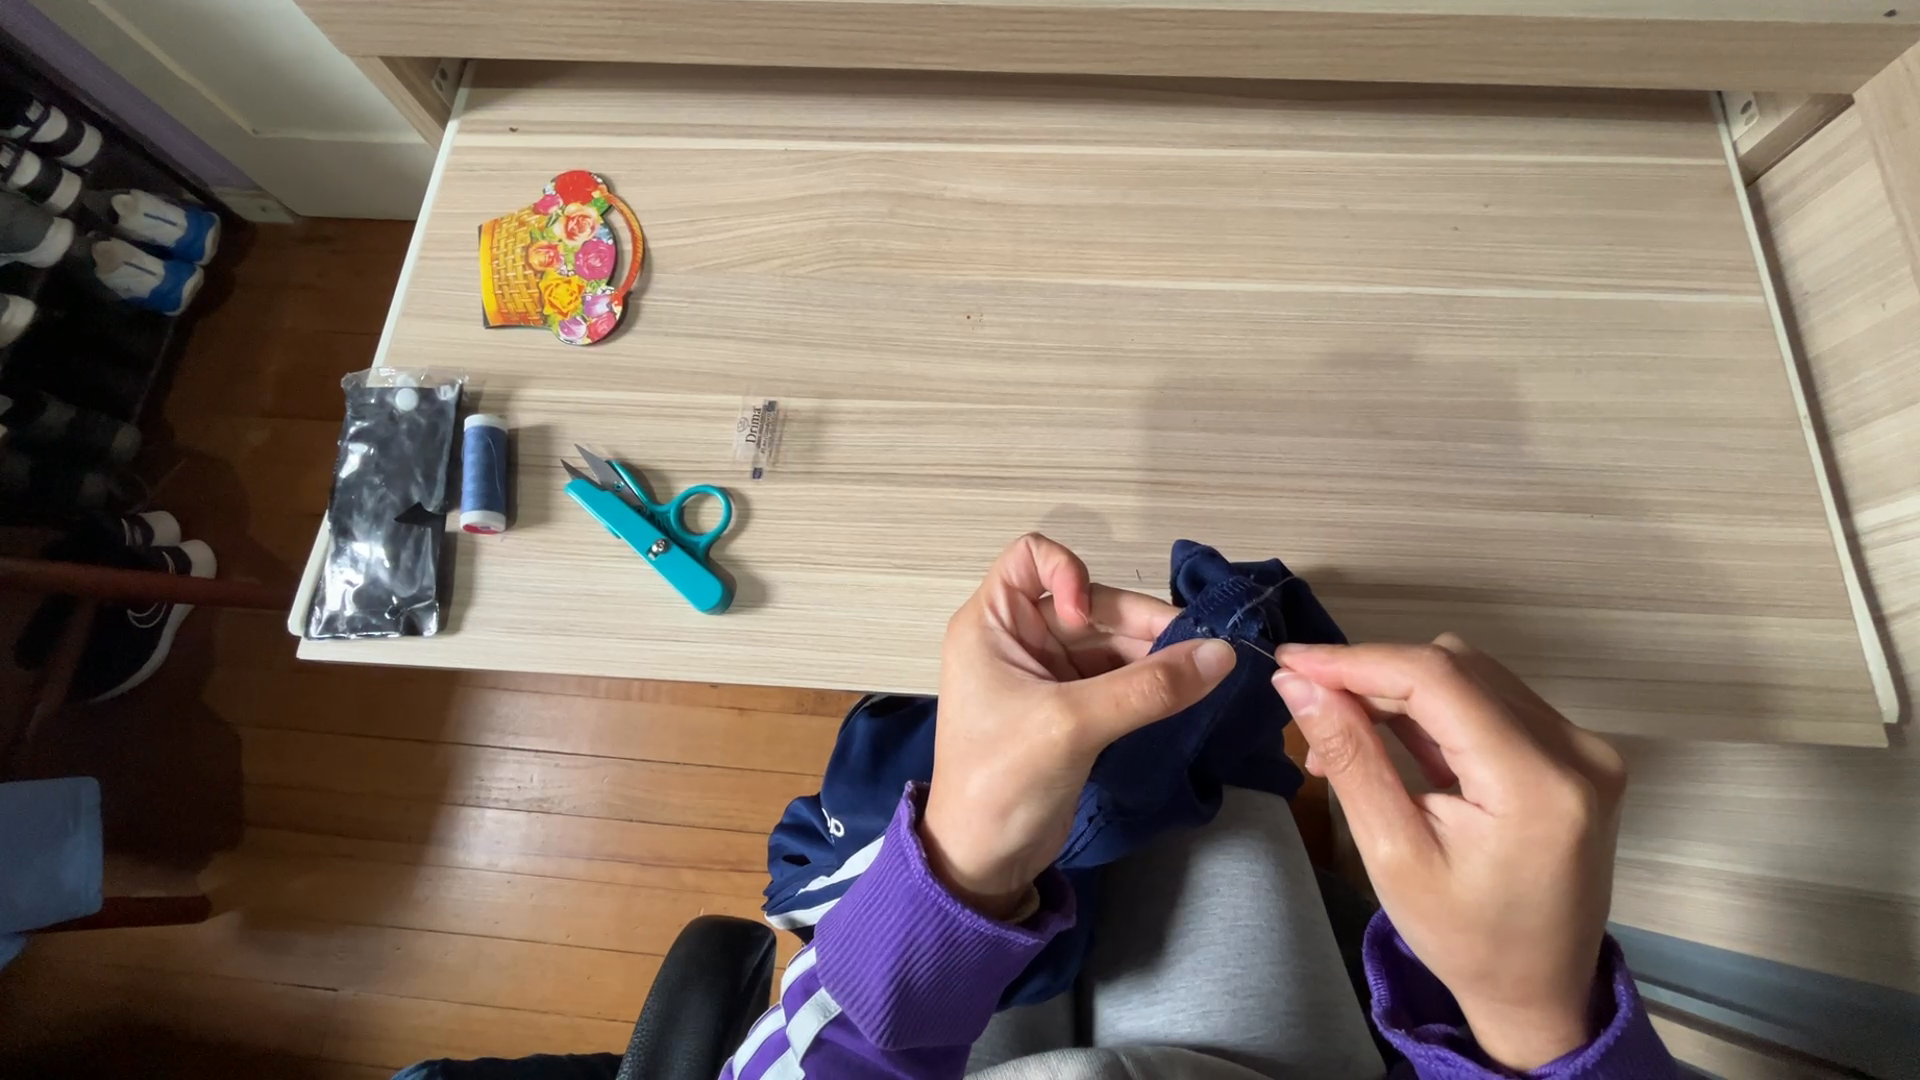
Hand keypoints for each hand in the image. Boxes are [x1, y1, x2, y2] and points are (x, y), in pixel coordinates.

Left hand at [923, 533, 1236, 918]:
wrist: (983, 859)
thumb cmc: (1003, 780)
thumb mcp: (1071, 725)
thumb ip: (1147, 688)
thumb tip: (1223, 653)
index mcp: (992, 623)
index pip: (1031, 557)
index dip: (1068, 572)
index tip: (1085, 619)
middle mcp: (1018, 636)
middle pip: (1088, 602)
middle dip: (1138, 623)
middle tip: (1201, 651)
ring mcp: (1046, 671)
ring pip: (1109, 640)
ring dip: (1153, 654)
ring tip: (1204, 673)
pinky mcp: (1070, 705)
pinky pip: (1116, 675)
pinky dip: (1148, 680)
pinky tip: (1186, 691)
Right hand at [1273, 636, 1625, 1070]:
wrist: (1538, 990)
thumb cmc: (1460, 933)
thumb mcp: (1389, 850)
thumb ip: (1349, 756)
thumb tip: (1295, 684)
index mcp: (1536, 783)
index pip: (1436, 678)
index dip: (1355, 660)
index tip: (1289, 661)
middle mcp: (1573, 750)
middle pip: (1449, 667)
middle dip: (1367, 676)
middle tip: (1308, 707)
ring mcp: (1577, 748)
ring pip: (1462, 672)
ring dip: (1391, 689)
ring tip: (1342, 735)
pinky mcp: (1566, 751)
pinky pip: (1480, 696)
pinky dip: (1421, 705)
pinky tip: (1383, 736)